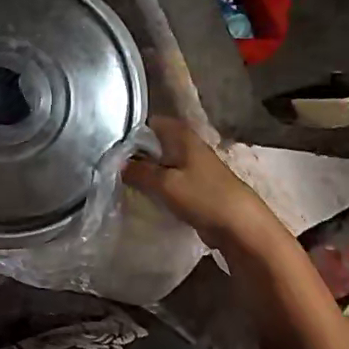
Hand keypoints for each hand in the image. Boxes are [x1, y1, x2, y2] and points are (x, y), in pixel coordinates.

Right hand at [122, 116, 283, 249]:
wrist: (239, 225)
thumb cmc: (202, 196)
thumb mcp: (164, 183)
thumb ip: (137, 171)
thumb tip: (115, 162)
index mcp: (180, 134)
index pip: (147, 122)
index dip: (127, 131)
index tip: (109, 146)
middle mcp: (186, 143)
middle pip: (152, 143)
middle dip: (133, 154)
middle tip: (109, 166)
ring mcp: (192, 164)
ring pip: (160, 162)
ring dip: (144, 171)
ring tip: (121, 181)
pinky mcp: (194, 184)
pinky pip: (168, 178)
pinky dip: (156, 184)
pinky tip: (142, 194)